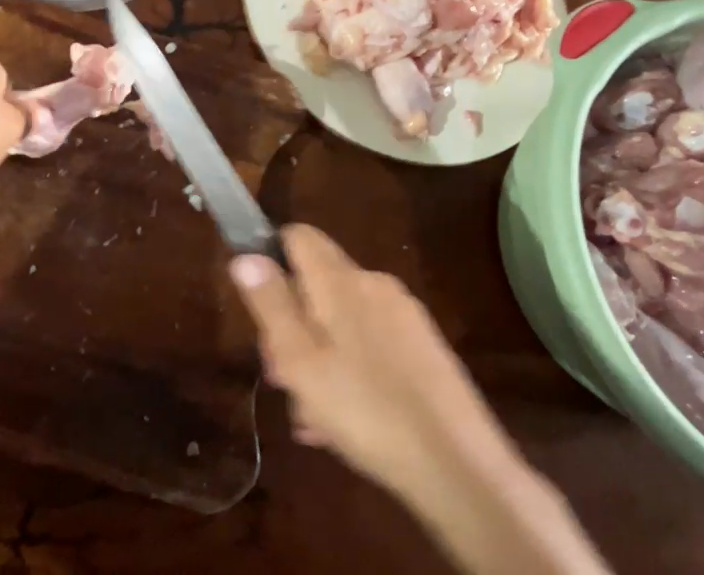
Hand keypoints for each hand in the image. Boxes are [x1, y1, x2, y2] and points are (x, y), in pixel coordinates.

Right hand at [230, 223, 508, 490]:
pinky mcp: (424, 349)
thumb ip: (271, 304)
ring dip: (317, 359)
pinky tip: (344, 422)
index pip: (298, 236)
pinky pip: (369, 346)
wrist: (459, 467)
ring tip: (312, 416)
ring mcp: (404, 317)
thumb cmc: (365, 410)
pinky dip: (349, 372)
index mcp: (341, 281)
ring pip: (340, 323)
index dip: (270, 258)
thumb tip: (244, 256)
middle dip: (291, 327)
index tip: (259, 306)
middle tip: (281, 379)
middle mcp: (375, 285)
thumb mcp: (299, 360)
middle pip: (315, 286)